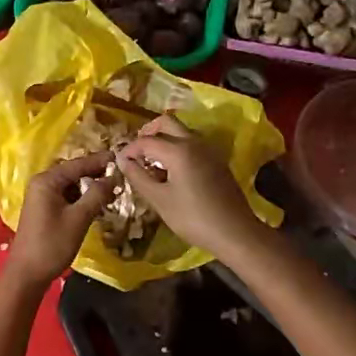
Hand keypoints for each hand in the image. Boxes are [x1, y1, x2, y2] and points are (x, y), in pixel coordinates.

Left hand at [4, 153, 119, 287]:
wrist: (27, 273)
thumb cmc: (52, 244)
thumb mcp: (78, 218)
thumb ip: (96, 195)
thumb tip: (113, 177)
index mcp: (47, 180)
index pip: (78, 163)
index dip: (100, 161)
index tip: (120, 157)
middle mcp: (42, 183)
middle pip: (74, 172)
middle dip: (96, 173)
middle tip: (120, 174)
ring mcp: (42, 196)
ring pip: (71, 184)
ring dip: (90, 186)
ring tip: (113, 189)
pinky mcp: (44, 208)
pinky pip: (66, 195)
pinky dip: (82, 197)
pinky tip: (97, 203)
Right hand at [117, 115, 261, 256]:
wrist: (235, 232)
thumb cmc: (193, 218)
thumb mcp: (160, 200)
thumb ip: (138, 177)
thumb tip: (122, 160)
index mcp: (179, 150)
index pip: (146, 140)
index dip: (130, 149)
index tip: (119, 162)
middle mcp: (194, 142)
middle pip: (167, 123)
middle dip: (148, 133)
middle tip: (136, 153)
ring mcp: (208, 150)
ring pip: (181, 132)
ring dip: (164, 139)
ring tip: (151, 162)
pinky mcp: (216, 161)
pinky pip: (192, 144)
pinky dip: (177, 148)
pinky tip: (171, 171)